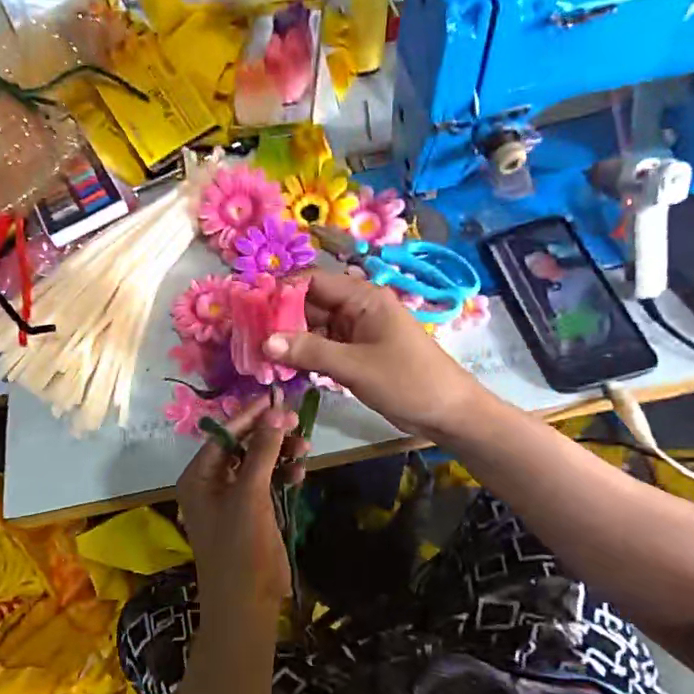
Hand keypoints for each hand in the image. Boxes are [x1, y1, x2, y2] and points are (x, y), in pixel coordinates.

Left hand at [175, 392, 306, 617]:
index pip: (224, 435)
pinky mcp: (252, 513)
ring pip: (258, 463)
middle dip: (270, 434)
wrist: (247, 602)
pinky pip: (268, 482)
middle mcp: (212, 483)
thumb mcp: (250, 495)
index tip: (276, 398)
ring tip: (306, 447)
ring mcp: (233, 499)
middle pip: (243, 446)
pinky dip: (283, 474)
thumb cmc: (240, 547)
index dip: (250, 415)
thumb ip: (262, 451)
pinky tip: (301, 471)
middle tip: (298, 421)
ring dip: (281, 453)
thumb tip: (275, 412)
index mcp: (199, 477)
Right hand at [263, 271, 490, 438]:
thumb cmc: (407, 380)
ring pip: (313, 328)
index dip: (280, 291)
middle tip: (246, 336)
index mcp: (363, 298)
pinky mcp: (356, 354)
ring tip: (256, 354)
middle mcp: (357, 309)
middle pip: (309, 305)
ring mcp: (356, 332)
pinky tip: (280, 367)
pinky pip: (323, 348)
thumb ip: (310, 352)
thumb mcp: (355, 366)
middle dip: (279, 318)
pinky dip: (304, 356)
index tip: (249, 307)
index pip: (312, 282)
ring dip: (288, 340)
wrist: (447, 412)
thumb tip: (264, 341)